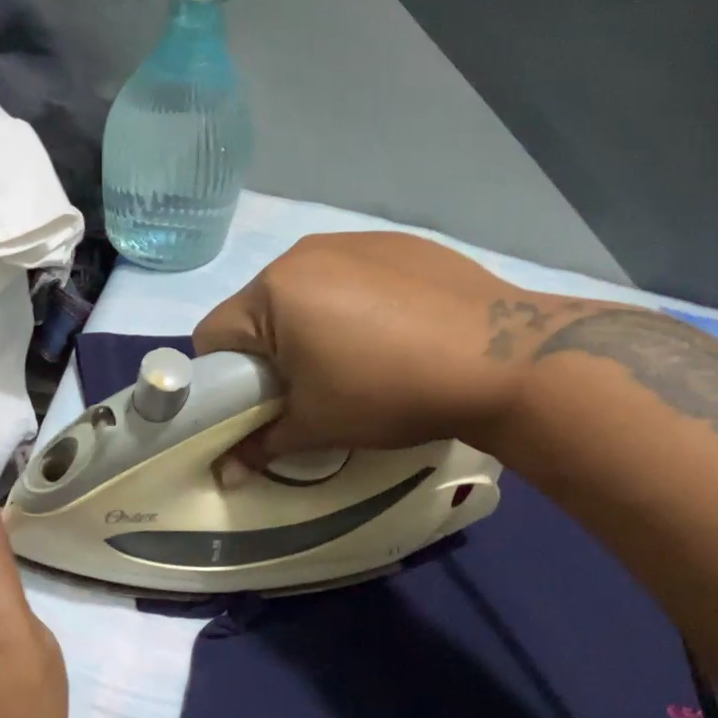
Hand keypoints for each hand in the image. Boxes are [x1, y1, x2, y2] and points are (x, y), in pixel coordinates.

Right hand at [194, 232, 584, 467]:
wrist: (505, 359)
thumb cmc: (390, 393)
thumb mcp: (318, 427)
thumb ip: (260, 447)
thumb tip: (224, 476)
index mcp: (272, 291)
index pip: (212, 336)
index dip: (223, 380)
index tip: (256, 407)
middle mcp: (303, 252)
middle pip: (257, 310)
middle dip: (268, 352)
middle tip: (307, 390)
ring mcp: (354, 241)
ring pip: (303, 291)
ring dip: (309, 326)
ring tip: (355, 362)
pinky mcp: (398, 243)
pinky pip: (349, 275)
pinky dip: (353, 305)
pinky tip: (392, 336)